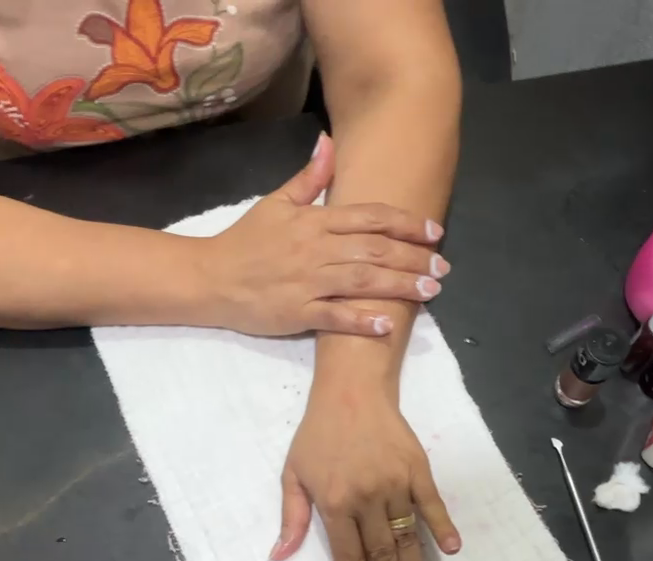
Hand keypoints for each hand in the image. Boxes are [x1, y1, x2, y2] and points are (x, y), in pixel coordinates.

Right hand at [196, 133, 448, 336]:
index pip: (369, 217)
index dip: (405, 224)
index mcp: (314, 221)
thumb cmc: (245, 242)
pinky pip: (335, 317)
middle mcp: (316, 249)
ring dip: (399, 285)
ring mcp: (307, 282)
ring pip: (362, 280)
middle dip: (413, 257)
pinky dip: (361, 321)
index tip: (433, 233)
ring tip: (429, 292)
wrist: (210, 278)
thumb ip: (307, 179)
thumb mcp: (275, 203)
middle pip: (374, 249)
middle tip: (442, 269)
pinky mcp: (297, 313)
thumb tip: (329, 143)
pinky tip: (387, 325)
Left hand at [275, 390, 458, 560]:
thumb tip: (280, 557)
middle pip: (382, 556)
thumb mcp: (293, 474)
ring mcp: (396, 483)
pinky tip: (452, 551)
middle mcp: (366, 498)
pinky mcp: (418, 469)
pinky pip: (432, 504)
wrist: (351, 390)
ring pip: (407, 537)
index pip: (349, 559)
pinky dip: (442, 527)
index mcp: (334, 504)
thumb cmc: (318, 435)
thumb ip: (291, 517)